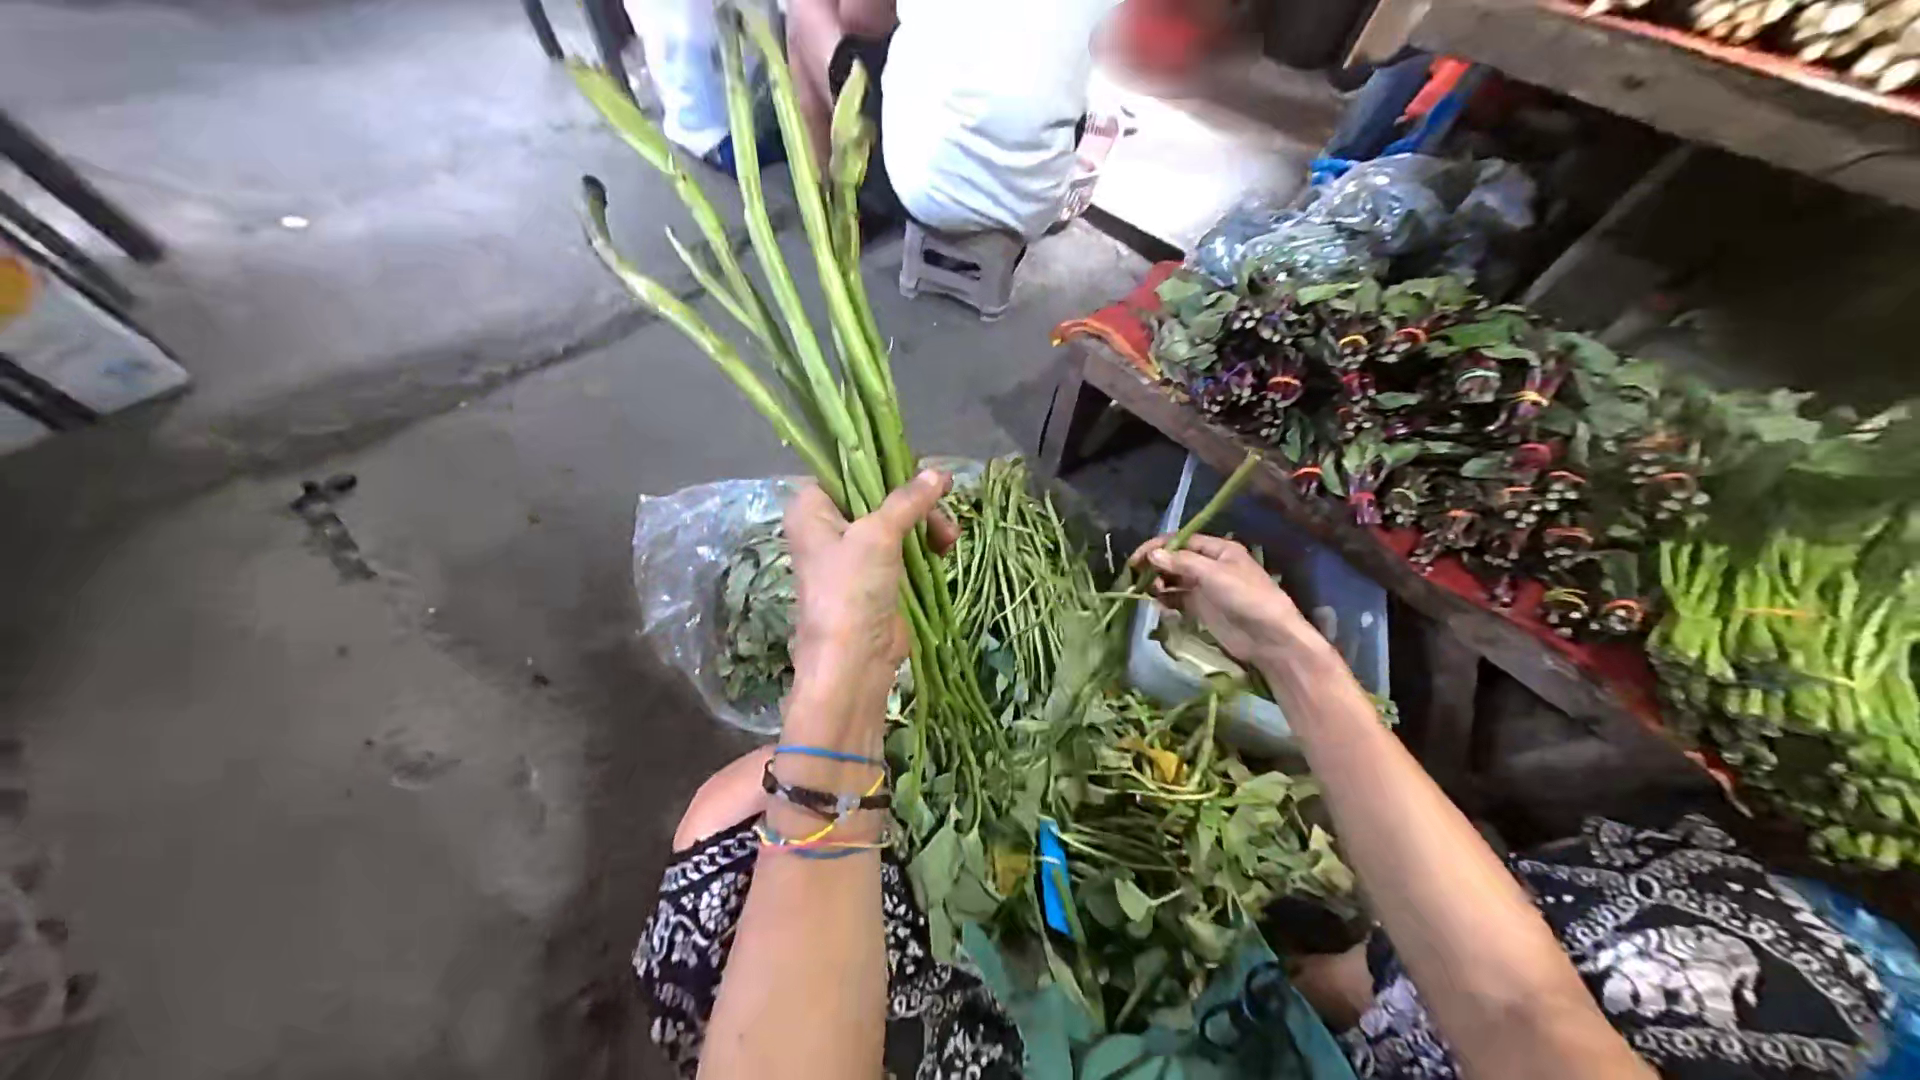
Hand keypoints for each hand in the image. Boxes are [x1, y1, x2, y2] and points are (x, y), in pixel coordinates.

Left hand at [783, 469, 956, 733]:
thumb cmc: (852, 589)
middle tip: (941, 510)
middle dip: (915, 501)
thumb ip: (908, 499)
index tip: (919, 466)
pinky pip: (904, 545)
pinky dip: (924, 544)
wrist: (854, 660)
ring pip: (896, 519)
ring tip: (948, 539)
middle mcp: (828, 524)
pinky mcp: (876, 573)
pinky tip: (944, 549)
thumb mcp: (878, 534)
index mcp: (812, 507)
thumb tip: (939, 472)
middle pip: (877, 493)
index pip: (846, 467)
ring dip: (926, 523)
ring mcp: (853, 550)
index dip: (883, 463)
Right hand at [1129, 533, 1328, 672]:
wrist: (1269, 638)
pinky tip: (1159, 606)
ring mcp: (1206, 587)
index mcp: (1219, 549)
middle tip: (1138, 578)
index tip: (1137, 559)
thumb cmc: (1246, 598)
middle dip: (1156, 566)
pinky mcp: (1202, 608)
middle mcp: (1210, 565)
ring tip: (1150, 593)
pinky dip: (1166, 600)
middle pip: (1175, 559)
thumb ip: (1181, 563)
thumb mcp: (1214, 574)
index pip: (1181, 541)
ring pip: (1174, 579)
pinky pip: (1177, 599)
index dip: (1158, 547)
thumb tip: (1152, 554)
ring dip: (1159, 583)